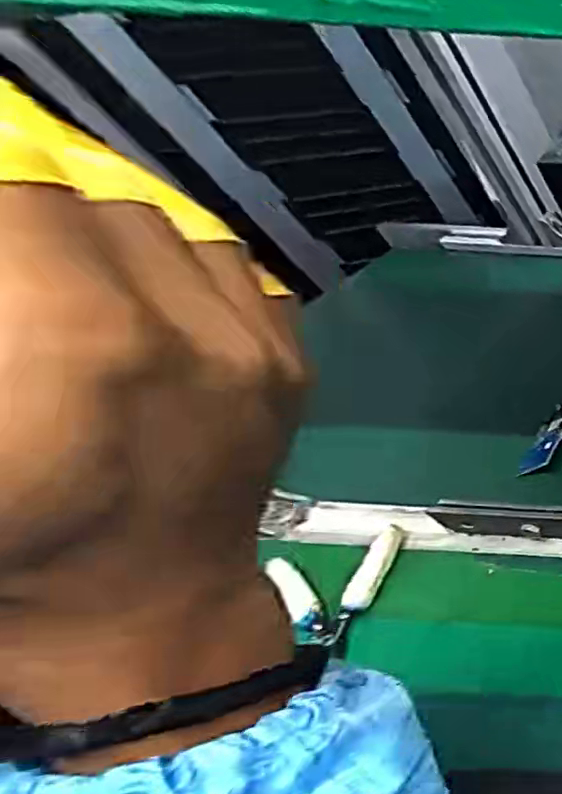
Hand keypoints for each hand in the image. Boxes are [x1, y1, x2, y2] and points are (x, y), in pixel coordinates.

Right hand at [0, 81, 307, 764]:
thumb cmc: (6, 539)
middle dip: (32, 193)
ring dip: (120, 225)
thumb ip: (0, 299)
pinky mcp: (299, 374)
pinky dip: (194, 264)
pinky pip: (251, 281)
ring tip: (63, 247)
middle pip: (109, 204)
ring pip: (190, 235)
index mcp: (83, 340)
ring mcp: (266, 353)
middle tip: (3, 223)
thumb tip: (11, 248)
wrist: (143, 601)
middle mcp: (198, 333)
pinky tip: (147, 286)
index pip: (22, 192)